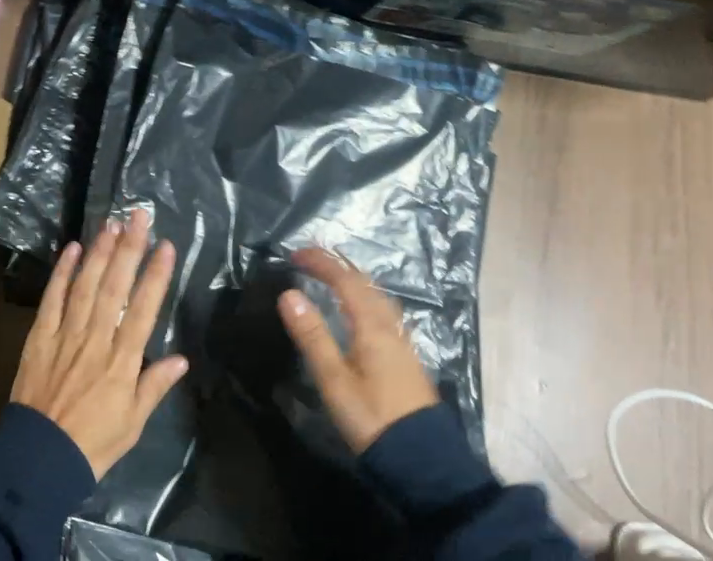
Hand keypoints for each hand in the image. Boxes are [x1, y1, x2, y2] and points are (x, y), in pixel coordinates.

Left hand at [10, 209, 188, 479]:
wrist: (40, 457)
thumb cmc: (94, 444)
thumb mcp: (133, 423)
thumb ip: (154, 386)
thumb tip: (180, 358)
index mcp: (122, 361)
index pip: (144, 309)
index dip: (156, 275)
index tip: (166, 246)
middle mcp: (96, 339)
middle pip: (115, 287)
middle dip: (128, 249)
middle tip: (138, 216)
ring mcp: (65, 335)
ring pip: (85, 285)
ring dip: (99, 253)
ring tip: (111, 224)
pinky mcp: (40, 336)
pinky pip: (52, 299)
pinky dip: (62, 273)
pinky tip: (72, 250)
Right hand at [278, 247, 438, 451]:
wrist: (422, 460)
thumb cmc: (372, 417)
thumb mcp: (334, 380)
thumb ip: (312, 335)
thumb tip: (290, 294)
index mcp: (372, 327)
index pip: (345, 281)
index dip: (321, 262)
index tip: (295, 253)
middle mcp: (391, 328)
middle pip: (366, 284)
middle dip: (338, 266)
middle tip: (310, 259)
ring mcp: (402, 343)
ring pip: (378, 298)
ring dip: (354, 281)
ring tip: (332, 278)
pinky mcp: (405, 359)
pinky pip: (383, 312)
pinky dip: (365, 299)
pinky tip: (359, 313)